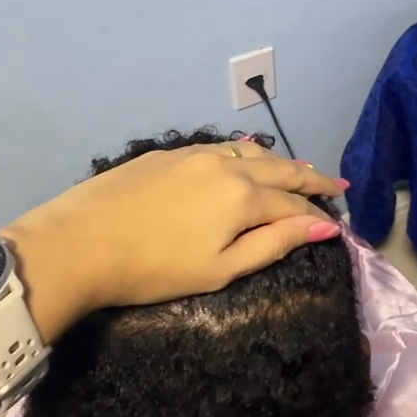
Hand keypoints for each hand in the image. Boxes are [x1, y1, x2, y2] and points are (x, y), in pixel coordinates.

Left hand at [0, 139, 344, 335]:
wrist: (79, 243)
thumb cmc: (154, 269)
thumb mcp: (221, 269)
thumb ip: (274, 244)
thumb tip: (323, 227)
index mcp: (243, 196)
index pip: (293, 203)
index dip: (317, 214)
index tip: (337, 222)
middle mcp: (226, 165)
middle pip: (280, 169)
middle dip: (311, 178)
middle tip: (337, 185)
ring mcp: (195, 154)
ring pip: (252, 152)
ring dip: (282, 162)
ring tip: (301, 169)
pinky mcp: (169, 153)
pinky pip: (222, 147)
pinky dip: (248, 153)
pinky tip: (249, 156)